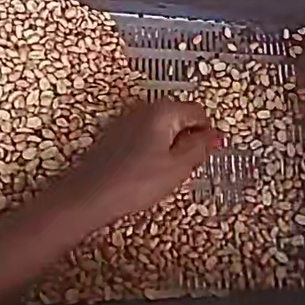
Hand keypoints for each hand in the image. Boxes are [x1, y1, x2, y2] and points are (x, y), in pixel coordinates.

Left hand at [57, 100, 218, 222]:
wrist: (89, 195)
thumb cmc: (136, 182)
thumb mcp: (178, 167)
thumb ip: (200, 147)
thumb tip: (214, 135)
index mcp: (163, 111)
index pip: (198, 112)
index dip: (207, 133)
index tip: (207, 155)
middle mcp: (144, 108)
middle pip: (178, 118)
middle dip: (187, 139)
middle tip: (184, 168)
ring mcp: (126, 120)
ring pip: (160, 129)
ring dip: (168, 146)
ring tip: (163, 173)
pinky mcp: (114, 135)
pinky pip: (143, 137)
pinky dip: (150, 150)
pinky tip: (144, 172)